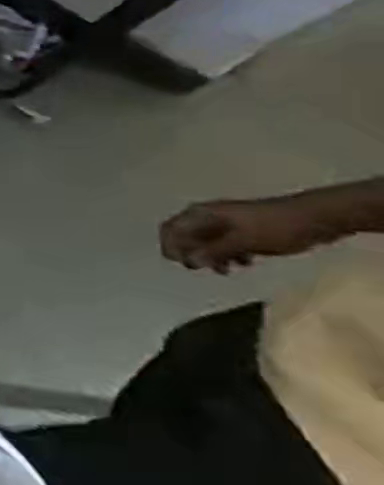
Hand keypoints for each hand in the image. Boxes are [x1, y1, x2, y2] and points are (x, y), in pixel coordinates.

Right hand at [159, 197, 339, 272]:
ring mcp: (226, 221)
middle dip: (189, 251)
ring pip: (206, 239)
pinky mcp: (242, 228)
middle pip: (186, 233)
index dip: (169, 244)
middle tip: (199, 269)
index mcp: (201, 214)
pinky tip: (243, 263)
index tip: (178, 263)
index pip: (171, 227)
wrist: (314, 218)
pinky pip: (224, 241)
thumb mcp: (244, 241)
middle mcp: (207, 215)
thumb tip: (191, 261)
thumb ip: (216, 251)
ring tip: (224, 270)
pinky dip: (227, 253)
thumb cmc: (274, 228)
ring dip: (210, 255)